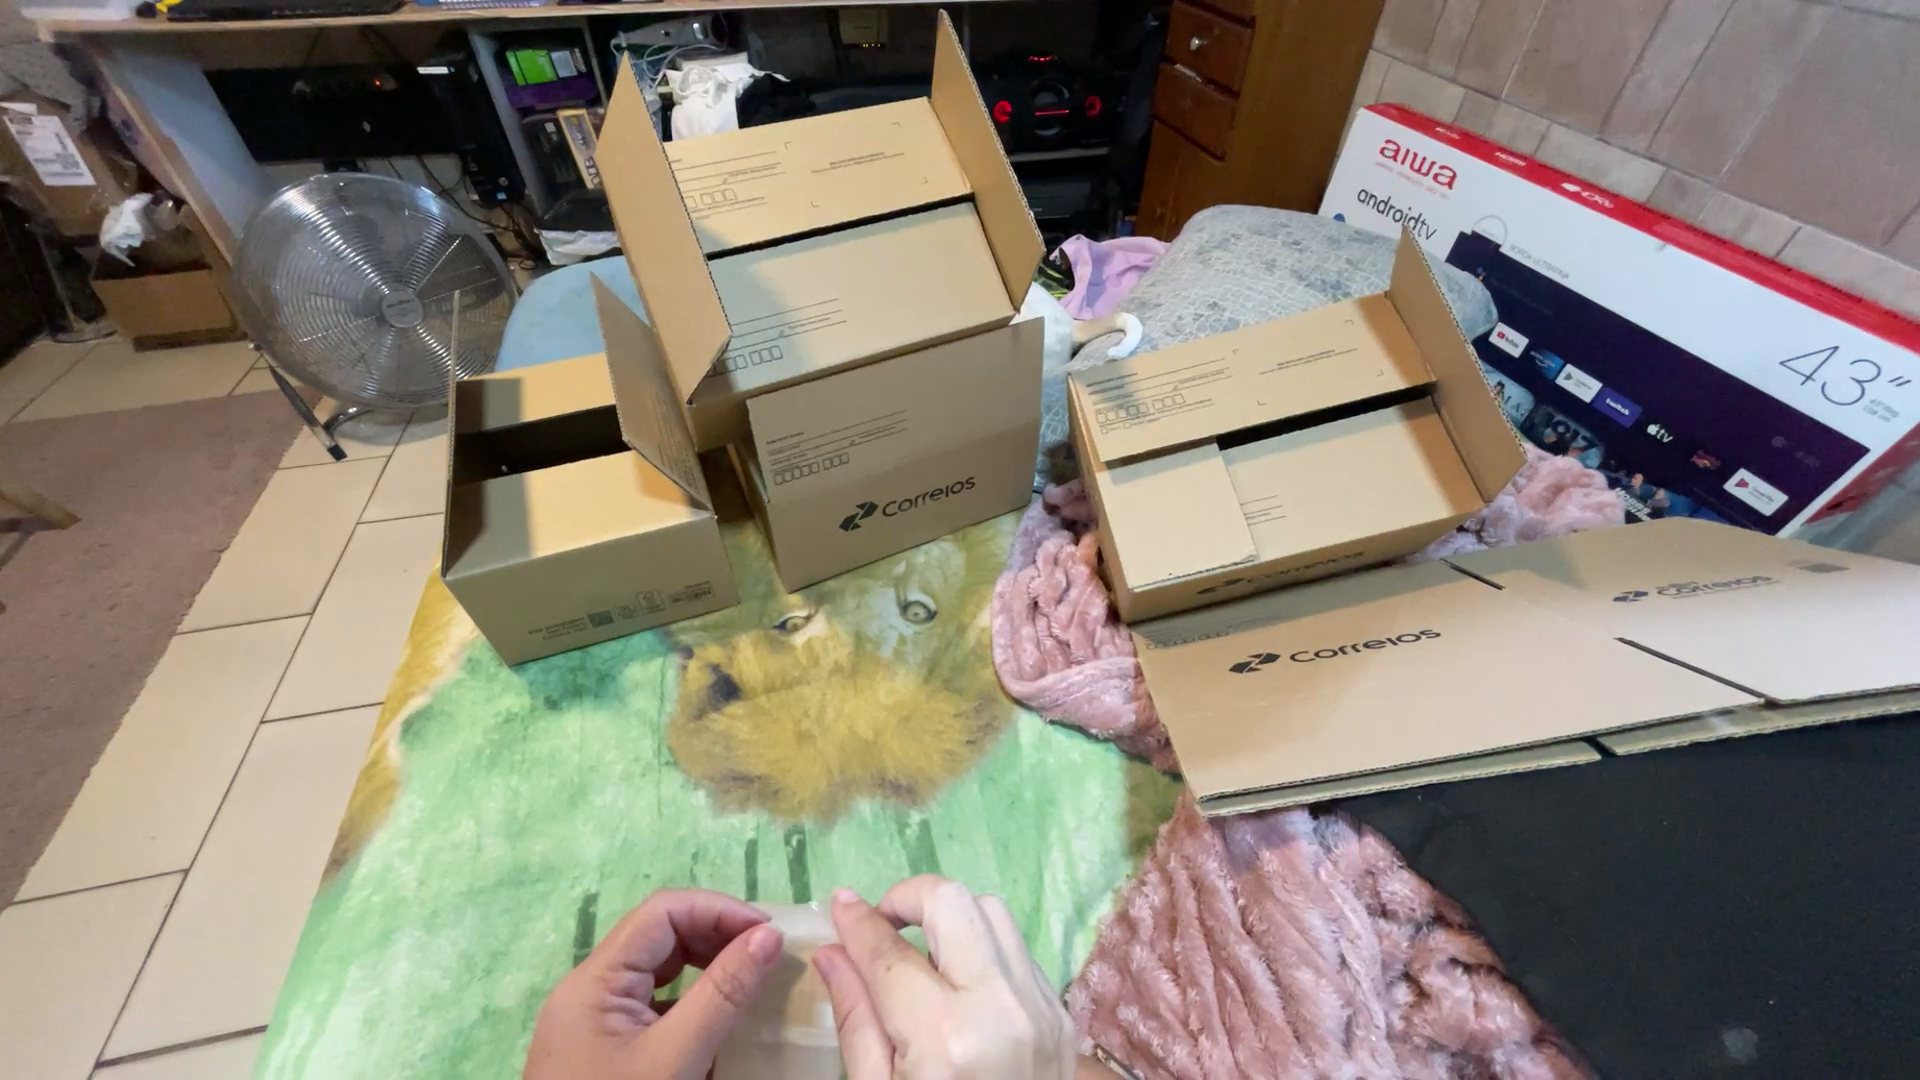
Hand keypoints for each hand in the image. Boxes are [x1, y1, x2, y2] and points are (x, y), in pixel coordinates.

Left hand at [524, 888, 783, 1079]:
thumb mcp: (676, 1058)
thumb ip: (723, 993)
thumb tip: (770, 934)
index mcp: (594, 980)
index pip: (663, 912)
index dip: (718, 909)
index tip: (766, 930)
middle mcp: (589, 988)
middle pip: (661, 933)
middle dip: (716, 932)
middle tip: (765, 950)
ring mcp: (595, 1018)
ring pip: (659, 964)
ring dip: (707, 960)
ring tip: (749, 973)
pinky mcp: (605, 1044)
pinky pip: (654, 998)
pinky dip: (691, 994)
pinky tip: (719, 1011)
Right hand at [812, 876, 1078, 1079]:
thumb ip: (856, 1019)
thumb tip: (831, 950)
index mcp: (947, 1042)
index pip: (890, 953)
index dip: (858, 921)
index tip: (839, 903)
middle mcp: (1002, 1008)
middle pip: (953, 901)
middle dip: (909, 899)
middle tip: (882, 926)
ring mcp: (1041, 1007)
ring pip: (991, 910)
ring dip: (950, 917)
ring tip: (921, 955)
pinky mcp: (1061, 1014)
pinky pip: (1016, 947)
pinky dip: (982, 945)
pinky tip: (960, 984)